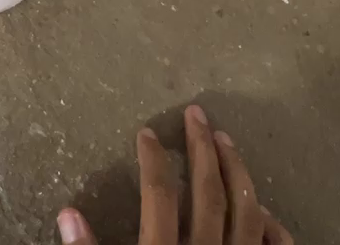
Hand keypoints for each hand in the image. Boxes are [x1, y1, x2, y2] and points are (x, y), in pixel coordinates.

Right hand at [58, 105, 294, 244]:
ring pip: (248, 213)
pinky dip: (272, 226)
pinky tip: (263, 206)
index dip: (152, 159)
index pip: (159, 194)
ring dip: (238, 172)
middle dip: (202, 149)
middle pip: (208, 193)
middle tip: (196, 114)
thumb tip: (66, 213)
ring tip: (226, 141)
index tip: (146, 133)